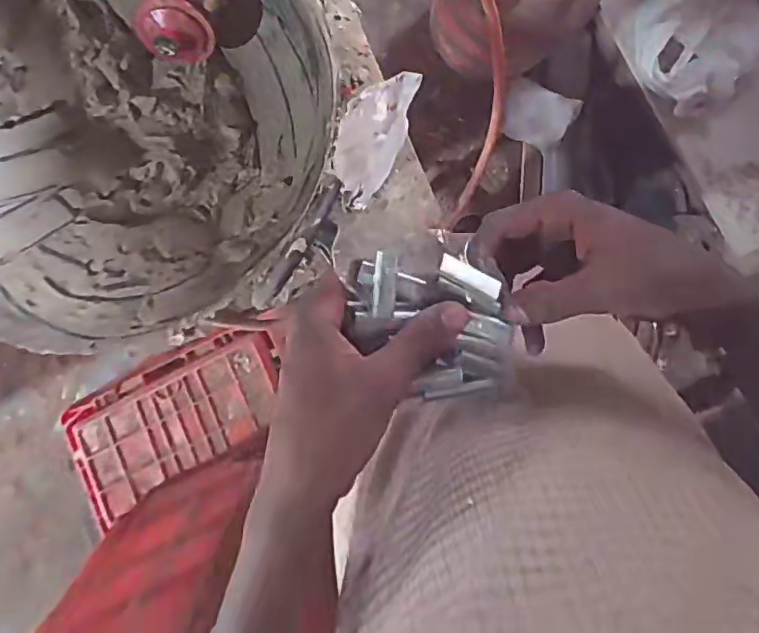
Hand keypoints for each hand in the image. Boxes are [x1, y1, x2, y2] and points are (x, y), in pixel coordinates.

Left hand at [259, 277, 467, 514]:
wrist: (300, 488)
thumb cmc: (334, 427)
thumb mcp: (383, 381)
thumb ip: (419, 341)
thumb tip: (458, 307)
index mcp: (313, 315)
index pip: (351, 273)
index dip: (388, 269)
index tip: (428, 271)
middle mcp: (309, 326)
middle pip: (359, 300)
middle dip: (399, 300)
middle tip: (442, 299)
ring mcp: (314, 353)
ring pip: (360, 327)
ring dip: (394, 328)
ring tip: (439, 324)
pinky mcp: (323, 376)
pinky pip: (357, 349)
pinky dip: (382, 349)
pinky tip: (417, 357)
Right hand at [473, 192, 758, 351]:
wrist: (707, 295)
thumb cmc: (654, 276)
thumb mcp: (601, 289)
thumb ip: (549, 300)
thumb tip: (503, 313)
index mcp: (557, 210)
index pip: (501, 224)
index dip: (482, 254)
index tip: (473, 290)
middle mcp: (553, 222)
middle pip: (506, 246)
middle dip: (496, 281)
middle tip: (488, 316)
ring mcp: (562, 244)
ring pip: (520, 267)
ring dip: (515, 299)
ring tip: (515, 334)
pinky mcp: (572, 266)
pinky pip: (540, 283)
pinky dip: (534, 306)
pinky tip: (535, 336)